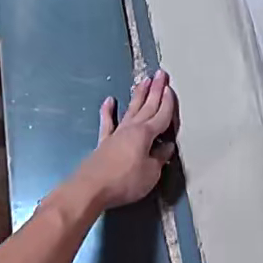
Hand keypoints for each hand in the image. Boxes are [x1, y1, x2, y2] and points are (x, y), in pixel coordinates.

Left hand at [65, 70, 177, 212]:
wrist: (91, 187)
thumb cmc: (125, 181)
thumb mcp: (151, 173)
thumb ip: (160, 158)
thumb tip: (166, 148)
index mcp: (146, 134)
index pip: (162, 115)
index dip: (168, 102)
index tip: (170, 88)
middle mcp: (131, 129)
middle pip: (147, 106)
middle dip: (155, 90)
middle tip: (160, 74)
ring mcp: (116, 134)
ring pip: (130, 109)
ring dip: (138, 95)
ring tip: (143, 81)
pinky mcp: (104, 142)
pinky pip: (107, 122)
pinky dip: (108, 111)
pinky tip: (109, 101)